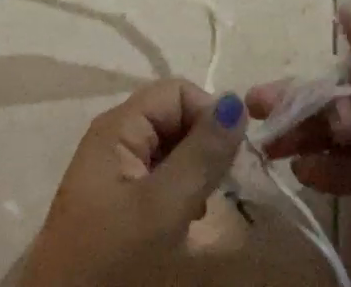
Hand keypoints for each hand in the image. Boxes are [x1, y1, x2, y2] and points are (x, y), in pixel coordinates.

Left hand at [18, 78, 247, 286]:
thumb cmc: (113, 259)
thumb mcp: (163, 207)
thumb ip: (201, 155)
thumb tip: (236, 101)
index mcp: (118, 126)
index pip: (177, 91)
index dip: (209, 115)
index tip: (231, 157)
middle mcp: (115, 137)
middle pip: (174, 117)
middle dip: (203, 147)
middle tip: (215, 190)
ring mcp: (115, 170)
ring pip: (171, 149)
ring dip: (194, 173)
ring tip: (198, 211)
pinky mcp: (119, 200)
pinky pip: (161, 177)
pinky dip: (181, 193)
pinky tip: (184, 223)